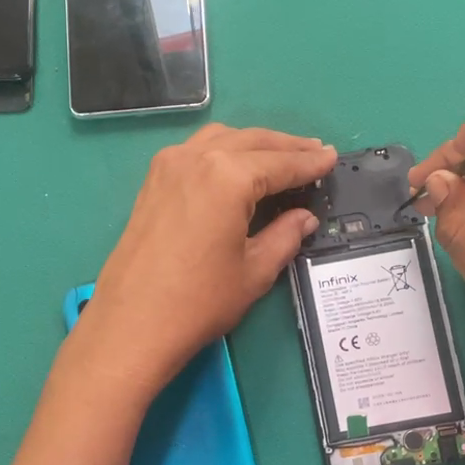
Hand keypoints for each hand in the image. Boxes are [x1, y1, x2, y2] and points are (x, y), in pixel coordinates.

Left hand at [83, 124, 333, 391]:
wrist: (133, 324)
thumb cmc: (199, 302)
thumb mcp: (254, 271)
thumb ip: (284, 236)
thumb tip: (304, 218)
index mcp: (228, 176)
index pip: (280, 163)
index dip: (310, 163)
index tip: (331, 159)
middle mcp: (197, 158)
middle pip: (252, 142)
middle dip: (286, 147)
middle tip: (315, 153)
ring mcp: (169, 167)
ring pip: (222, 140)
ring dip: (254, 145)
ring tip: (280, 158)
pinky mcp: (152, 183)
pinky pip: (196, 152)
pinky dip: (224, 152)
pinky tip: (237, 168)